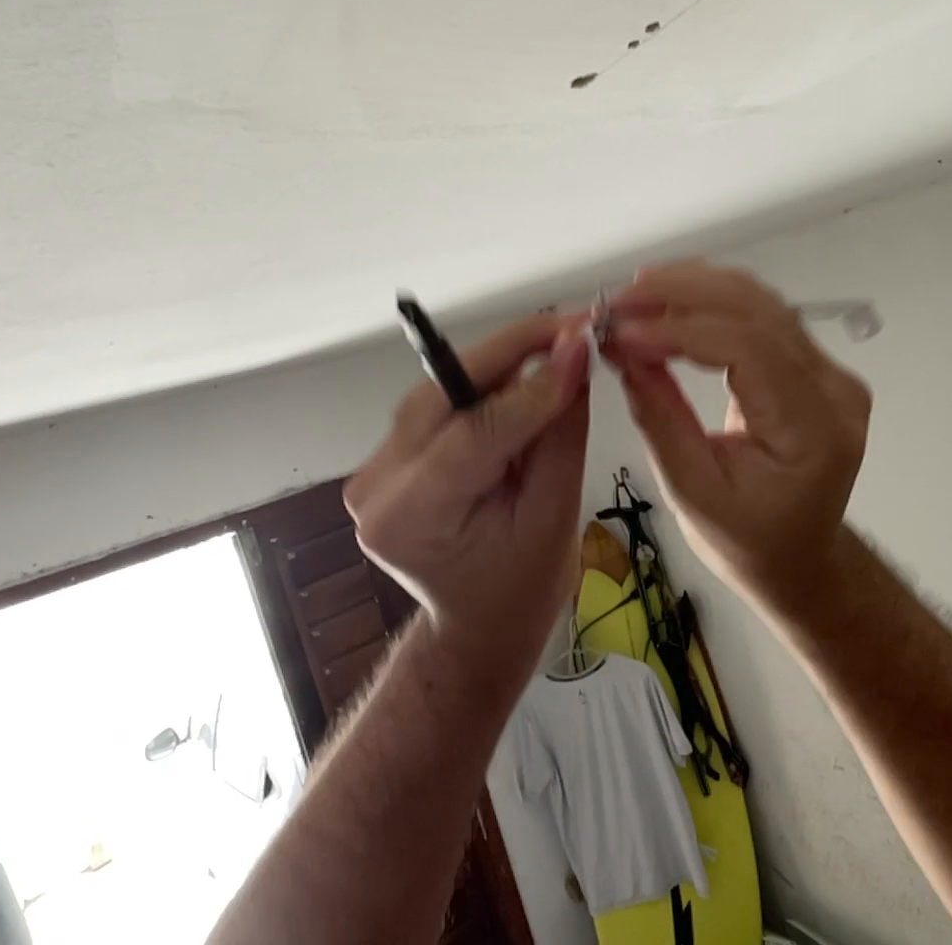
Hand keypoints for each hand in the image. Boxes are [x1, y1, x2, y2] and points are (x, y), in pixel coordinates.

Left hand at [346, 313, 591, 659]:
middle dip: (510, 353)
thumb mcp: (555, 514)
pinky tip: (520, 386)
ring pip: (439, 394)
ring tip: (553, 354)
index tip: (581, 341)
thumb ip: (558, 432)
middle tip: (568, 327)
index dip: (532, 382)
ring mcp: (370, 474)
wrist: (476, 625)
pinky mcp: (381, 461)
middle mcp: (376, 489)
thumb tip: (573, 356)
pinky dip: (480, 392)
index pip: (475, 431)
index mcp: (414, 519)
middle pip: (445, 394)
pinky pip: (436, 409)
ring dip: (497, 368)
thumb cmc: (522, 588)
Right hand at [604, 264, 870, 612]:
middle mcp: (834, 390)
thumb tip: (623, 351)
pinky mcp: (814, 368)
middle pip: (759, 311)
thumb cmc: (746, 541)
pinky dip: (713, 300)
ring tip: (636, 291)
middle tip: (620, 300)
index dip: (679, 330)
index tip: (621, 333)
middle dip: (683, 293)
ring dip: (696, 286)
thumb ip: (661, 418)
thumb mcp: (692, 491)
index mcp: (813, 431)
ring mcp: (831, 374)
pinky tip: (672, 297)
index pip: (748, 349)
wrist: (799, 557)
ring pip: (762, 303)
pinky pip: (763, 317)